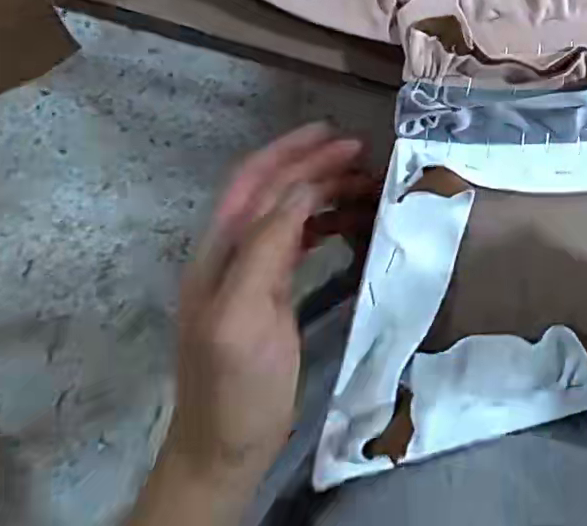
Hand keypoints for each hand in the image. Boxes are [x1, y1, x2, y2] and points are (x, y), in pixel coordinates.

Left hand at [129, 123, 377, 525]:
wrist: (226, 448)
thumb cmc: (237, 384)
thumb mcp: (245, 314)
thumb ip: (268, 246)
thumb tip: (305, 189)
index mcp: (220, 252)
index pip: (257, 182)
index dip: (296, 153)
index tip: (344, 138)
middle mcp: (231, 252)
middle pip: (274, 189)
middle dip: (316, 164)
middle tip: (365, 156)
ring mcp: (250, 272)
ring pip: (289, 209)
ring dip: (325, 189)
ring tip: (366, 184)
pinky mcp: (269, 290)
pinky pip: (299, 237)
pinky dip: (326, 219)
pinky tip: (349, 222)